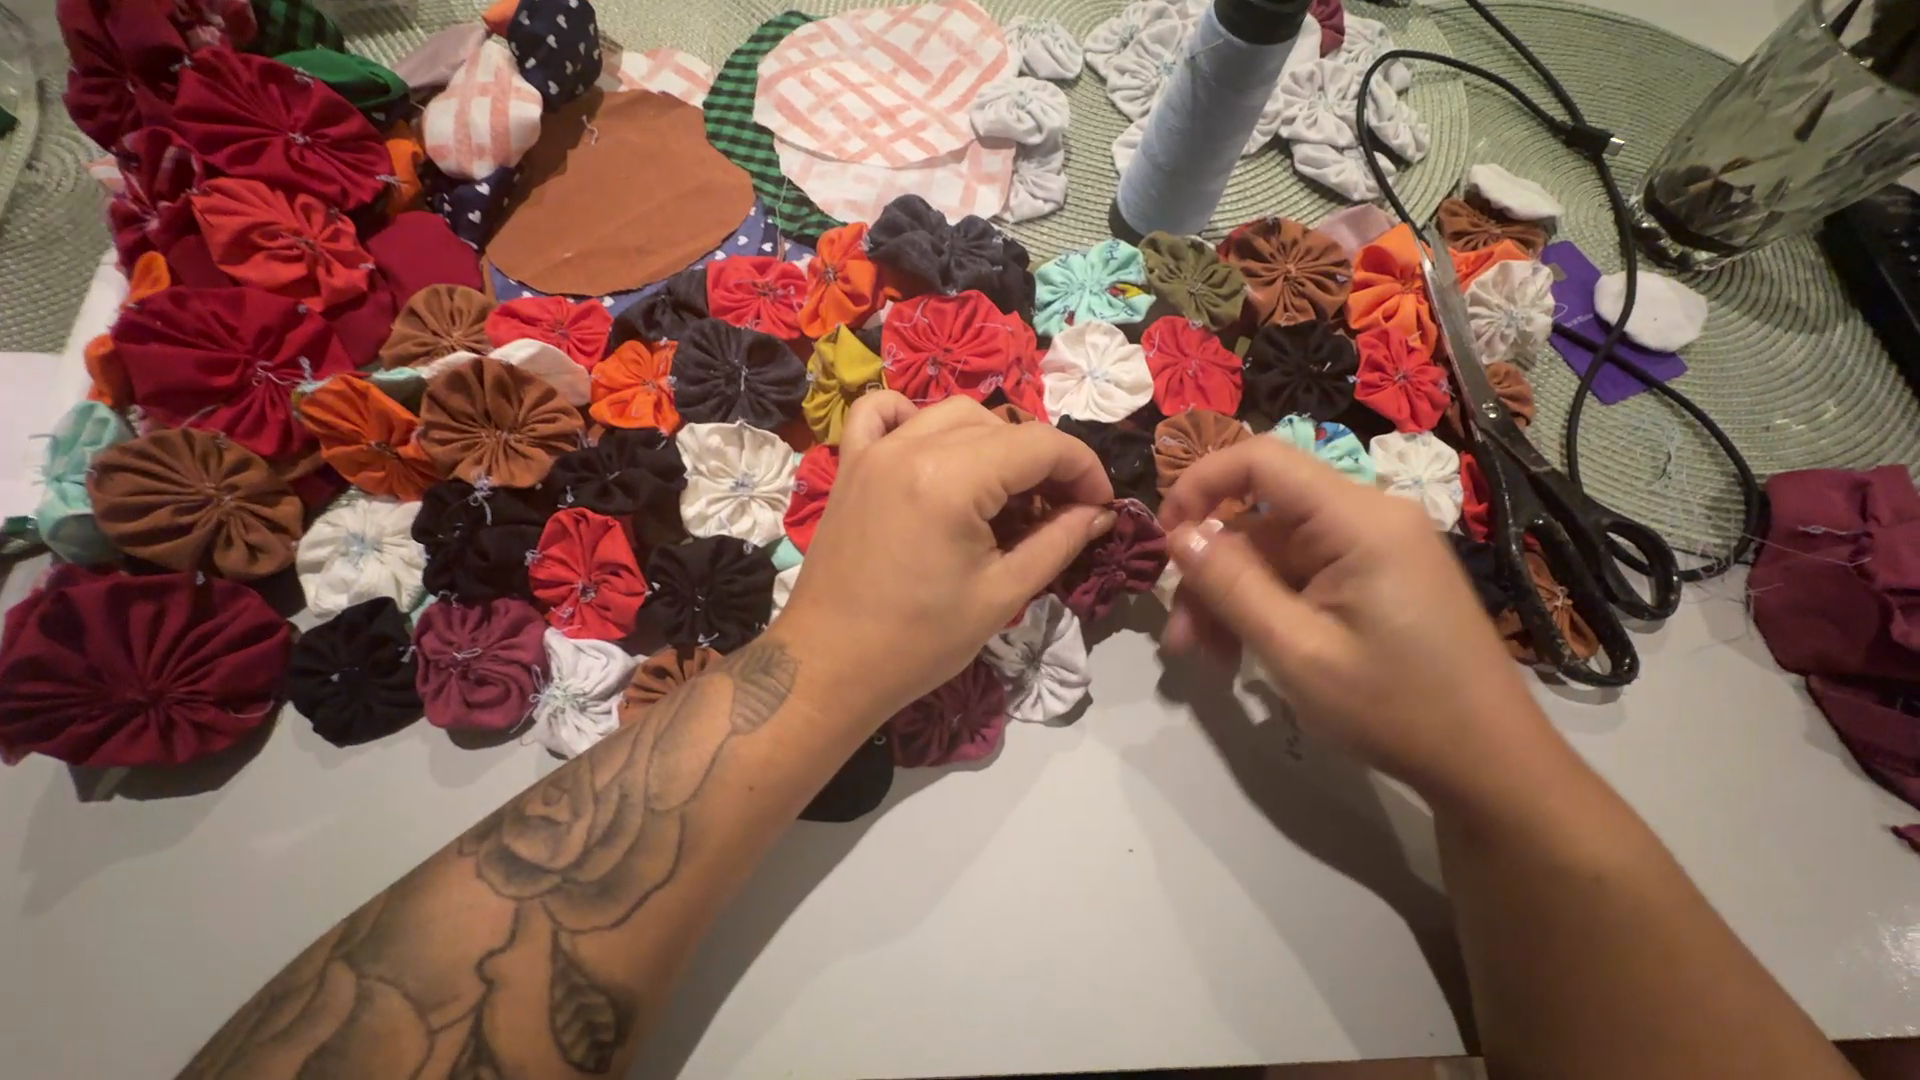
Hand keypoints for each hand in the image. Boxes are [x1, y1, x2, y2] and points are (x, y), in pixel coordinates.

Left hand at [775, 392, 1115, 723]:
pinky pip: (883, 412)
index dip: (1084, 468)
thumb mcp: (1002, 595)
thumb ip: (1059, 542)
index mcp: (952, 480)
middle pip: (1002, 425)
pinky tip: (936, 451)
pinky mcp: (851, 465)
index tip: (1100, 504)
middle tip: (1059, 509)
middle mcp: (912, 447)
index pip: (1041, 445)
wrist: (831, 665)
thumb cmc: (919, 642)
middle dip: (1044, 460)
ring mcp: (875, 450)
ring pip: (953, 414)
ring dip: (994, 440)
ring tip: (1007, 490)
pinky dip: (916, 417)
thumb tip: (1100, 512)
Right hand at [1158, 438, 1550, 800]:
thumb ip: (1231, 585)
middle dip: (1211, 572)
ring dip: (1232, 598)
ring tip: (1208, 659)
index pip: (1261, 459)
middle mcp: (1368, 517)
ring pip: (1273, 552)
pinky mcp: (1376, 577)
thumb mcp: (1296, 651)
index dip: (1199, 485)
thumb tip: (1178, 535)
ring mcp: (1374, 548)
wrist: (1489, 764)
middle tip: (1180, 638)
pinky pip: (1300, 575)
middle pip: (1260, 518)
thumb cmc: (1396, 709)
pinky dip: (1265, 607)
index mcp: (1358, 519)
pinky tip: (1244, 654)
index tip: (1164, 540)